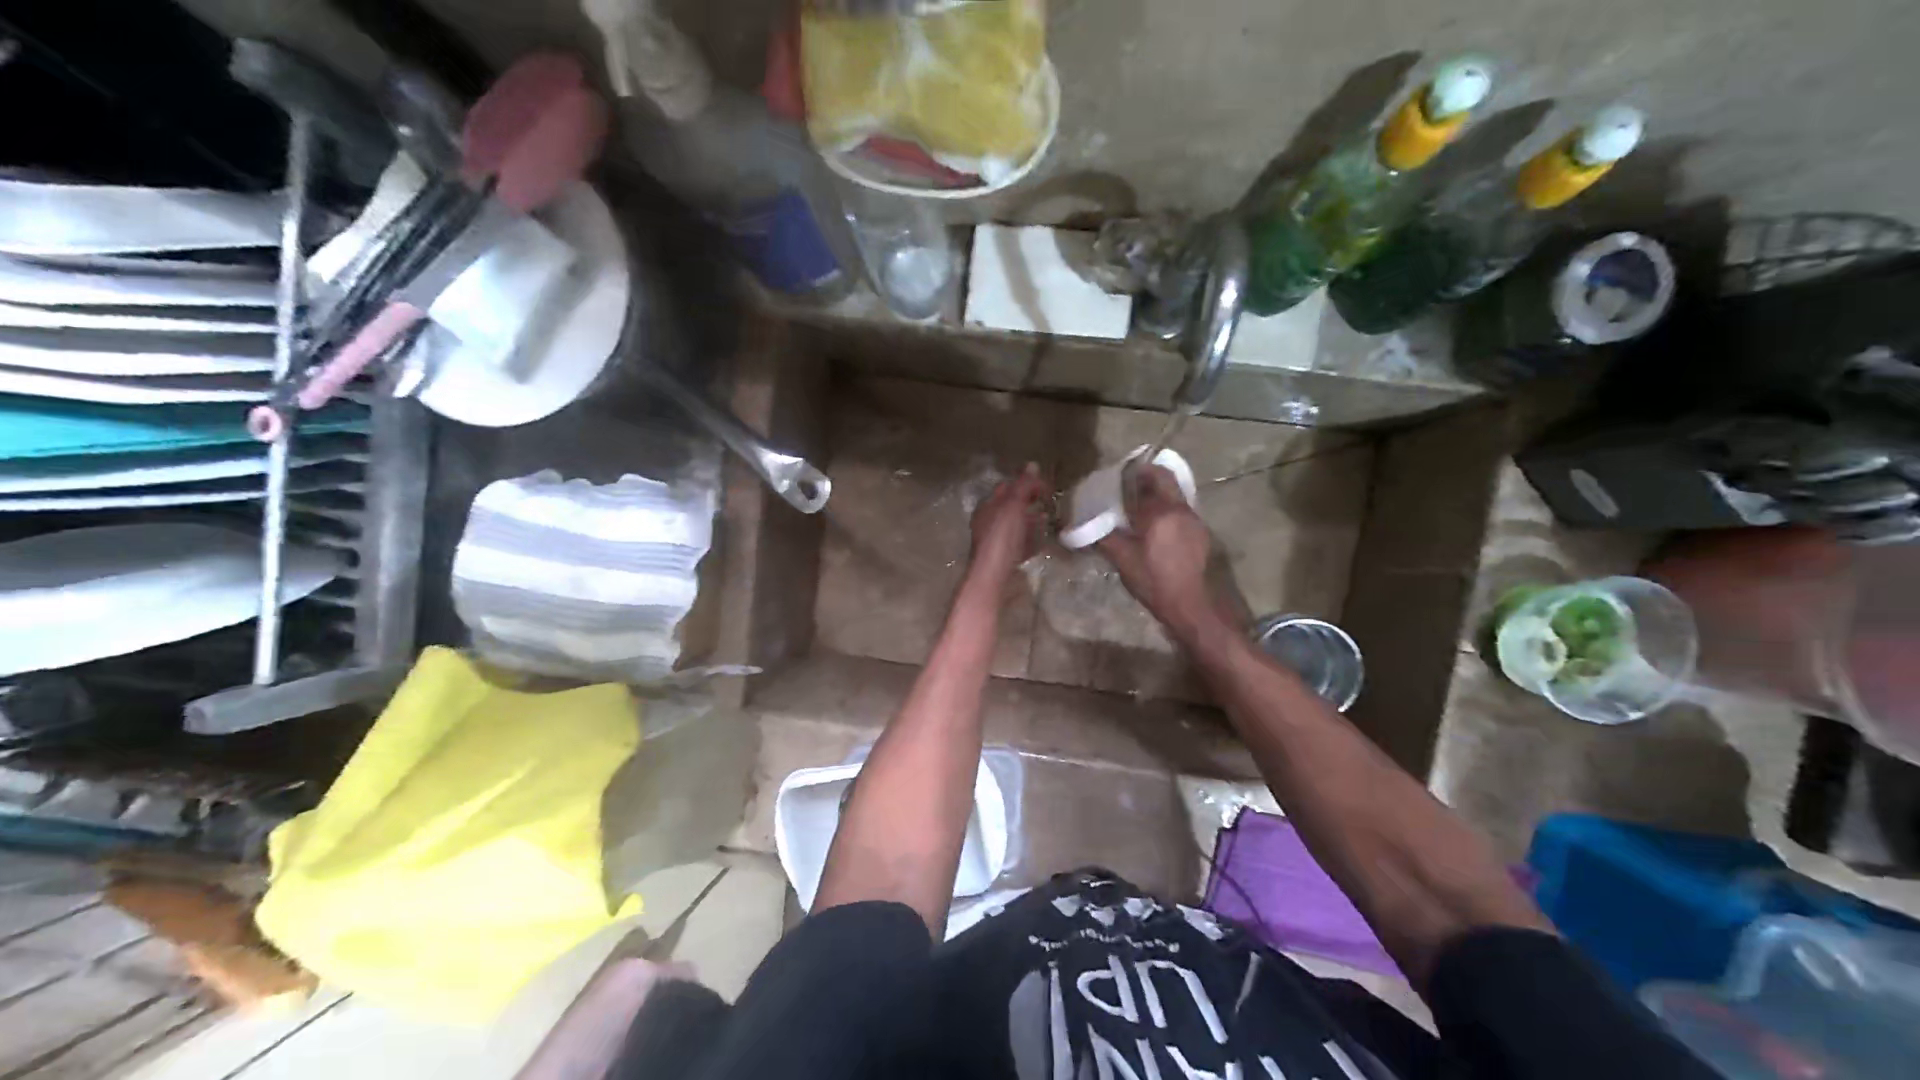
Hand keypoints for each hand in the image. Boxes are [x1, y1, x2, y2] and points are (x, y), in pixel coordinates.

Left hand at [969, 463, 1049, 579]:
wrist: (993, 576)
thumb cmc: (1001, 538)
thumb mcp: (1013, 506)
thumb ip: (1023, 485)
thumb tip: (1032, 464)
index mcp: (988, 506)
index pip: (1007, 487)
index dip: (1026, 482)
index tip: (1046, 485)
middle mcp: (989, 522)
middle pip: (1011, 506)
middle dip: (1029, 501)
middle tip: (1048, 500)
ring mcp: (996, 542)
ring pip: (1015, 525)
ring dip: (1030, 520)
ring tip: (1047, 517)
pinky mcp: (1004, 558)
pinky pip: (1019, 544)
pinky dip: (1031, 538)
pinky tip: (1041, 540)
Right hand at [1096, 464, 1221, 640]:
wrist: (1193, 606)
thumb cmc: (1155, 582)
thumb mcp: (1123, 561)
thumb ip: (1105, 538)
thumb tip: (1085, 526)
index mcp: (1159, 512)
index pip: (1145, 479)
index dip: (1130, 473)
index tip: (1117, 475)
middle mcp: (1180, 509)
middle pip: (1166, 478)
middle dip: (1148, 475)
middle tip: (1129, 482)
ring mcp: (1194, 520)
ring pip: (1175, 493)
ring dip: (1159, 492)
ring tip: (1140, 505)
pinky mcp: (1201, 533)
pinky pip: (1181, 510)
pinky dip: (1168, 508)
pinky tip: (1156, 526)